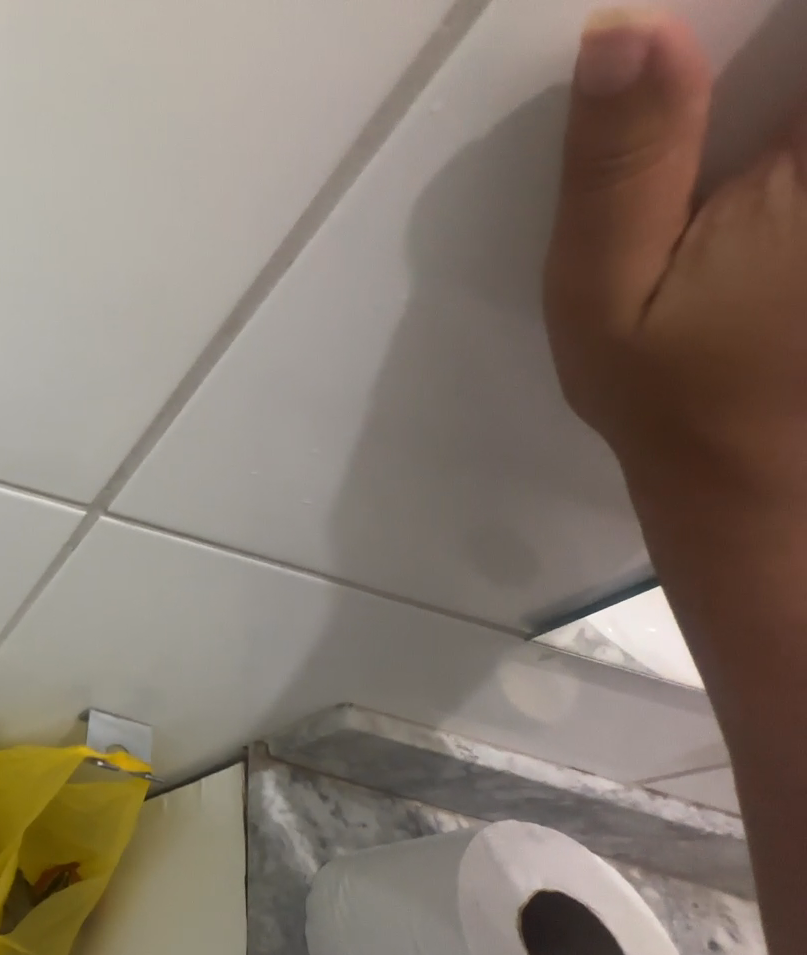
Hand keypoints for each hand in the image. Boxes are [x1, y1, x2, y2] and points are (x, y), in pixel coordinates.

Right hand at [545, 10, 806, 497]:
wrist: (764, 474)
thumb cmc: (672, 391)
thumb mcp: (604, 287)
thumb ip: (621, 164)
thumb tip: (623, 28)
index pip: (799, 28)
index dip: (747, 25)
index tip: (684, 46)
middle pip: (806, 56)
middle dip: (758, 56)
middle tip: (688, 97)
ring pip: (805, 98)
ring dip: (767, 89)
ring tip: (711, 152)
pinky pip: (805, 128)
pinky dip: (776, 125)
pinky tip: (748, 156)